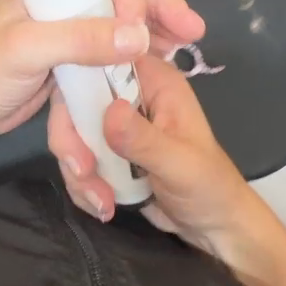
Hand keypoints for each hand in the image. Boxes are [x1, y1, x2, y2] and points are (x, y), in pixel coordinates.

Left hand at [0, 0, 206, 151]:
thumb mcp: (28, 51)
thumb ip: (81, 39)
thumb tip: (138, 35)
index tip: (150, 25)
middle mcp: (56, 0)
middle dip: (156, 5)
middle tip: (193, 28)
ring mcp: (63, 28)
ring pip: (118, 16)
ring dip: (153, 26)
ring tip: (185, 43)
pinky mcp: (67, 57)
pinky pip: (110, 45)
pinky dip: (136, 50)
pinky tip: (158, 60)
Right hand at [48, 52, 261, 252]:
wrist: (214, 225)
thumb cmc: (210, 188)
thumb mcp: (180, 165)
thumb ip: (144, 140)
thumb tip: (109, 111)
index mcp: (154, 80)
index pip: (101, 60)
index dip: (76, 82)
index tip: (71, 125)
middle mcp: (130, 93)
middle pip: (75, 98)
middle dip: (71, 142)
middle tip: (84, 173)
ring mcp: (115, 122)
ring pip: (71, 132)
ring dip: (77, 171)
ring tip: (102, 202)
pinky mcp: (106, 148)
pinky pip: (76, 157)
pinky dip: (81, 183)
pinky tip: (102, 204)